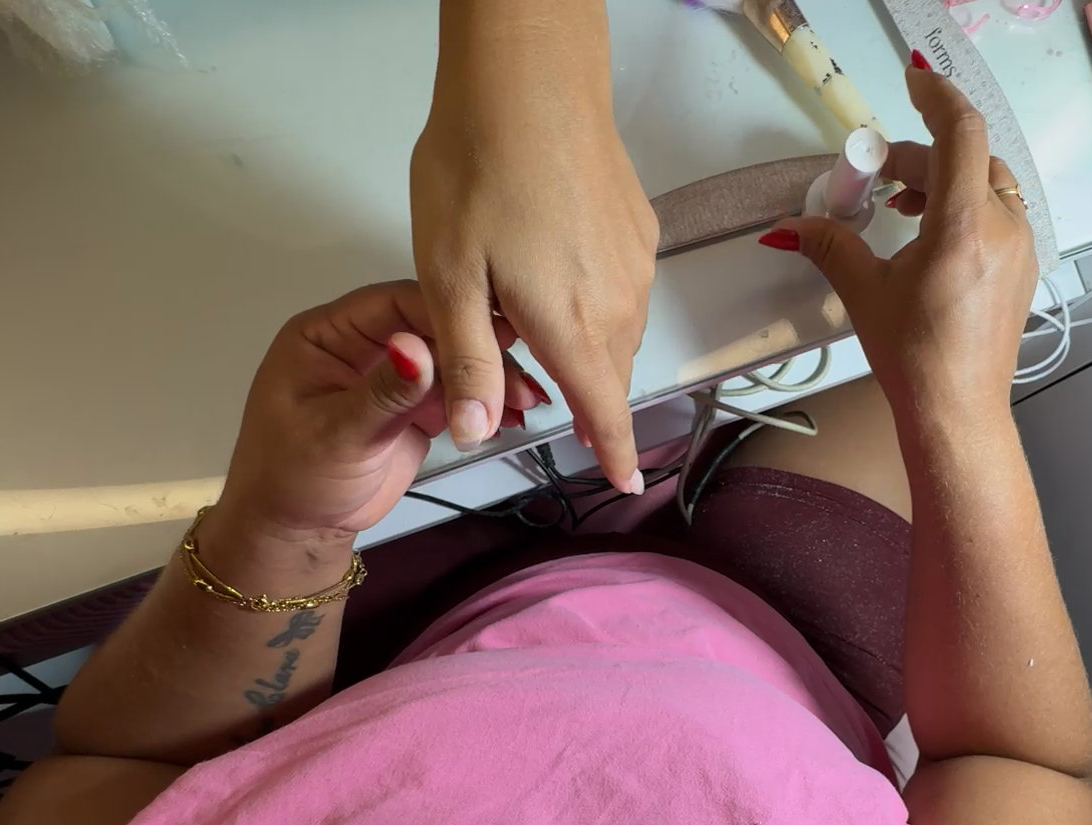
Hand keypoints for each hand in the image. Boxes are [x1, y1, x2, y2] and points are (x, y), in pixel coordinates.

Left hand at [214, 281, 541, 545]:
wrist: (302, 528)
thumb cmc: (296, 476)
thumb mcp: (338, 432)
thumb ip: (383, 392)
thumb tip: (417, 348)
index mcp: (330, 336)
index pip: (395, 306)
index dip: (445, 313)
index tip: (493, 329)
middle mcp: (365, 347)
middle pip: (433, 333)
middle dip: (478, 354)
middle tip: (521, 374)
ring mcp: (394, 378)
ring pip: (451, 365)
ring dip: (489, 382)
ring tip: (527, 402)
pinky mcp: (415, 409)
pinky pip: (457, 396)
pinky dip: (484, 406)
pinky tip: (512, 415)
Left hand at [410, 57, 656, 493]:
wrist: (533, 76)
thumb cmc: (481, 167)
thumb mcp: (449, 271)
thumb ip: (468, 359)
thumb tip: (478, 431)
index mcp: (571, 325)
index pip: (603, 411)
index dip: (615, 453)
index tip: (628, 482)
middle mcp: (619, 305)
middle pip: (607, 375)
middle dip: (583, 394)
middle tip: (542, 387)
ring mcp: (637, 269)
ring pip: (618, 335)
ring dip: (587, 345)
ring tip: (539, 312)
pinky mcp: (642, 237)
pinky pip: (626, 293)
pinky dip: (599, 304)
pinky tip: (564, 265)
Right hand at [761, 59, 1036, 421]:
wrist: (956, 411)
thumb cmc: (916, 359)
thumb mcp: (866, 294)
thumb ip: (831, 246)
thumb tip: (791, 226)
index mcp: (963, 228)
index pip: (959, 132)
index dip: (934, 99)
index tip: (910, 86)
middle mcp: (1002, 229)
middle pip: (968, 158)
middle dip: (922, 156)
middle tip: (882, 176)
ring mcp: (1020, 248)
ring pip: (987, 184)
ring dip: (946, 179)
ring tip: (906, 205)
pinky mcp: (1023, 268)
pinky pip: (1000, 213)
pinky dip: (967, 205)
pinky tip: (935, 234)